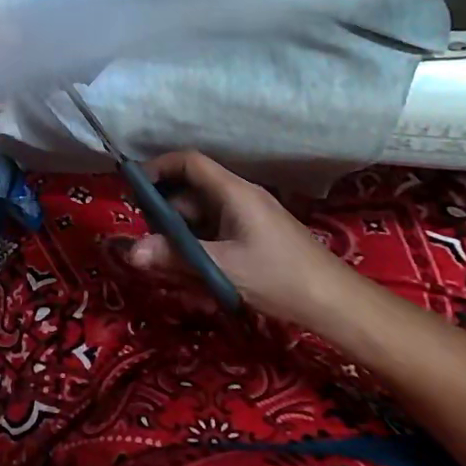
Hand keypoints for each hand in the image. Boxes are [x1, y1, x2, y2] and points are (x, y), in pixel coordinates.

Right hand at [123, 151, 363, 325]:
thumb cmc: (280, 277)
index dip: (158, 168)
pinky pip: (213, 232)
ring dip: (179, 234)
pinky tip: (188, 271)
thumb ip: (175, 257)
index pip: (189, 162)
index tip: (134, 189)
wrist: (335, 303)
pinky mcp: (251, 237)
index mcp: (233, 192)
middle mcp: (238, 197)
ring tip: (161, 261)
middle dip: (163, 212)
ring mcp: (246, 218)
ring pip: (200, 215)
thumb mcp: (223, 267)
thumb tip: (130, 252)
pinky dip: (196, 245)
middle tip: (144, 239)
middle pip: (190, 192)